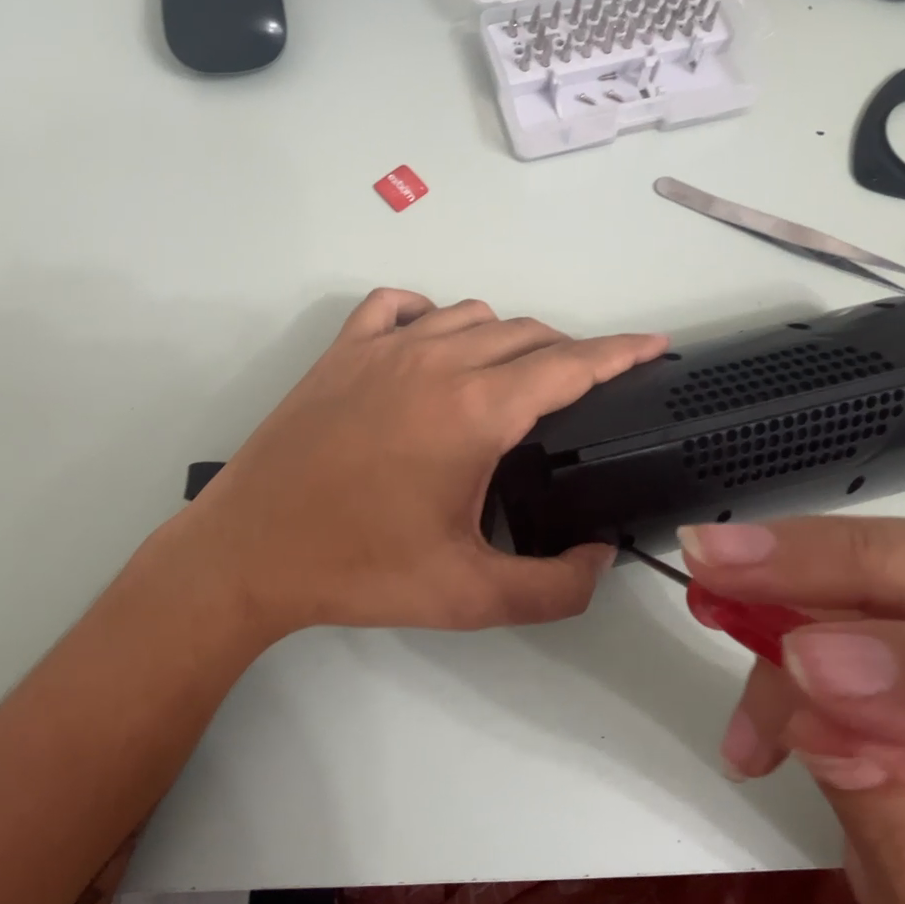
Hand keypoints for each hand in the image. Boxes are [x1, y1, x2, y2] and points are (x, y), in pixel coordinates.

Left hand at [158, 288, 666, 637]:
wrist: (250, 552)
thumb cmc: (358, 570)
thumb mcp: (469, 597)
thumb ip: (555, 587)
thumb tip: (599, 559)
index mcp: (476, 411)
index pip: (571, 364)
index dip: (621, 352)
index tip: (654, 345)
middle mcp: (436, 361)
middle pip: (527, 335)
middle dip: (567, 356)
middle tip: (577, 397)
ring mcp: (383, 348)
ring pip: (471, 316)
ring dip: (505, 340)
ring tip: (509, 383)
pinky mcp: (341, 352)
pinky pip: (400, 306)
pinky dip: (430, 317)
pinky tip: (432, 347)